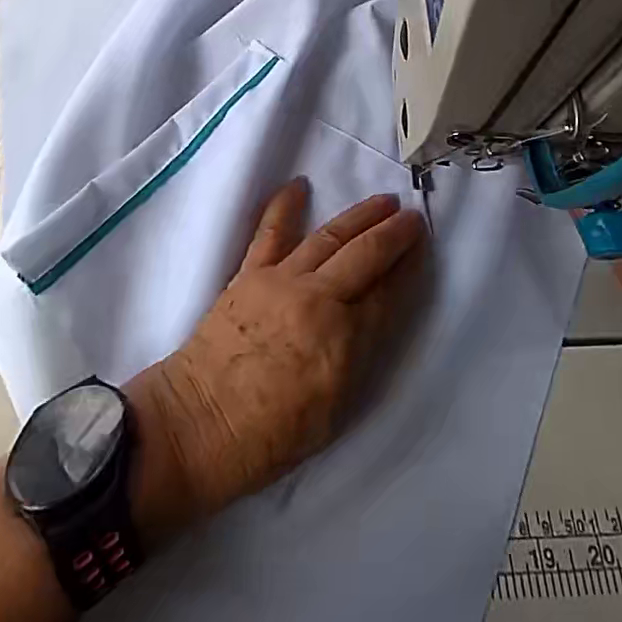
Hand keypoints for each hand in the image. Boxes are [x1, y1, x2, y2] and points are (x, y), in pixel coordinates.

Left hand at [125, 180, 425, 538]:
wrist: (199, 421)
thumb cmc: (271, 435)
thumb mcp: (335, 410)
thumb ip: (357, 357)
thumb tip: (369, 320)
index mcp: (345, 340)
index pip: (388, 295)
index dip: (408, 270)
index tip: (422, 250)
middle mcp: (317, 299)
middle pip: (363, 257)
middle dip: (393, 234)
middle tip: (413, 218)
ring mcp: (279, 281)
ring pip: (326, 238)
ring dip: (357, 217)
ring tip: (381, 202)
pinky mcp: (248, 275)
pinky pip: (268, 233)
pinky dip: (283, 206)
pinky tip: (298, 186)